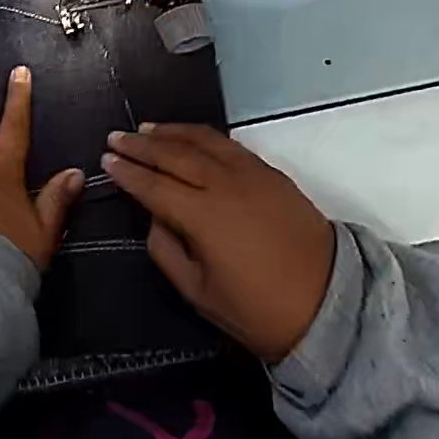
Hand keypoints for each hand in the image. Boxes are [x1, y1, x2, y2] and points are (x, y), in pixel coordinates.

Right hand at [103, 124, 334, 362]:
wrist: (331, 306)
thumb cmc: (259, 310)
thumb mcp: (199, 293)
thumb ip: (166, 250)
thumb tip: (156, 217)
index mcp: (203, 216)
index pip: (154, 186)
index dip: (128, 172)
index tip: (107, 160)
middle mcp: (224, 185)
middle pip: (174, 155)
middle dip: (141, 145)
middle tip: (115, 137)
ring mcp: (251, 174)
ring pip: (202, 141)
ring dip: (170, 132)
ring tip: (146, 128)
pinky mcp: (270, 173)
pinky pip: (228, 144)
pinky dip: (202, 135)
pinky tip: (189, 136)